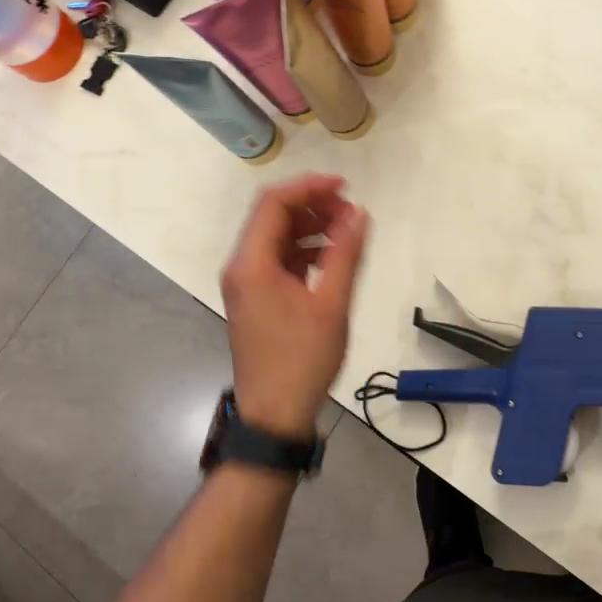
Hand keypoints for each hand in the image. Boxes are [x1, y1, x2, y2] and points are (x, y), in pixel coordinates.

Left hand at [220, 174, 370, 439]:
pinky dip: (303, 250)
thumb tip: (359, 214)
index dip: (310, 187)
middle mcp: (241, 266)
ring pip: (276, 237)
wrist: (273, 414)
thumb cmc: (302, 359)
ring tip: (347, 233)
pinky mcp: (255, 298)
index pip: (274, 203)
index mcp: (251, 263)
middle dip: (312, 206)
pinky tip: (331, 259)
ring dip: (310, 227)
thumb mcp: (331, 304)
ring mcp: (245, 283)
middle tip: (350, 212)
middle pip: (272, 216)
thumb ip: (345, 253)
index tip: (345, 186)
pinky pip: (277, 259)